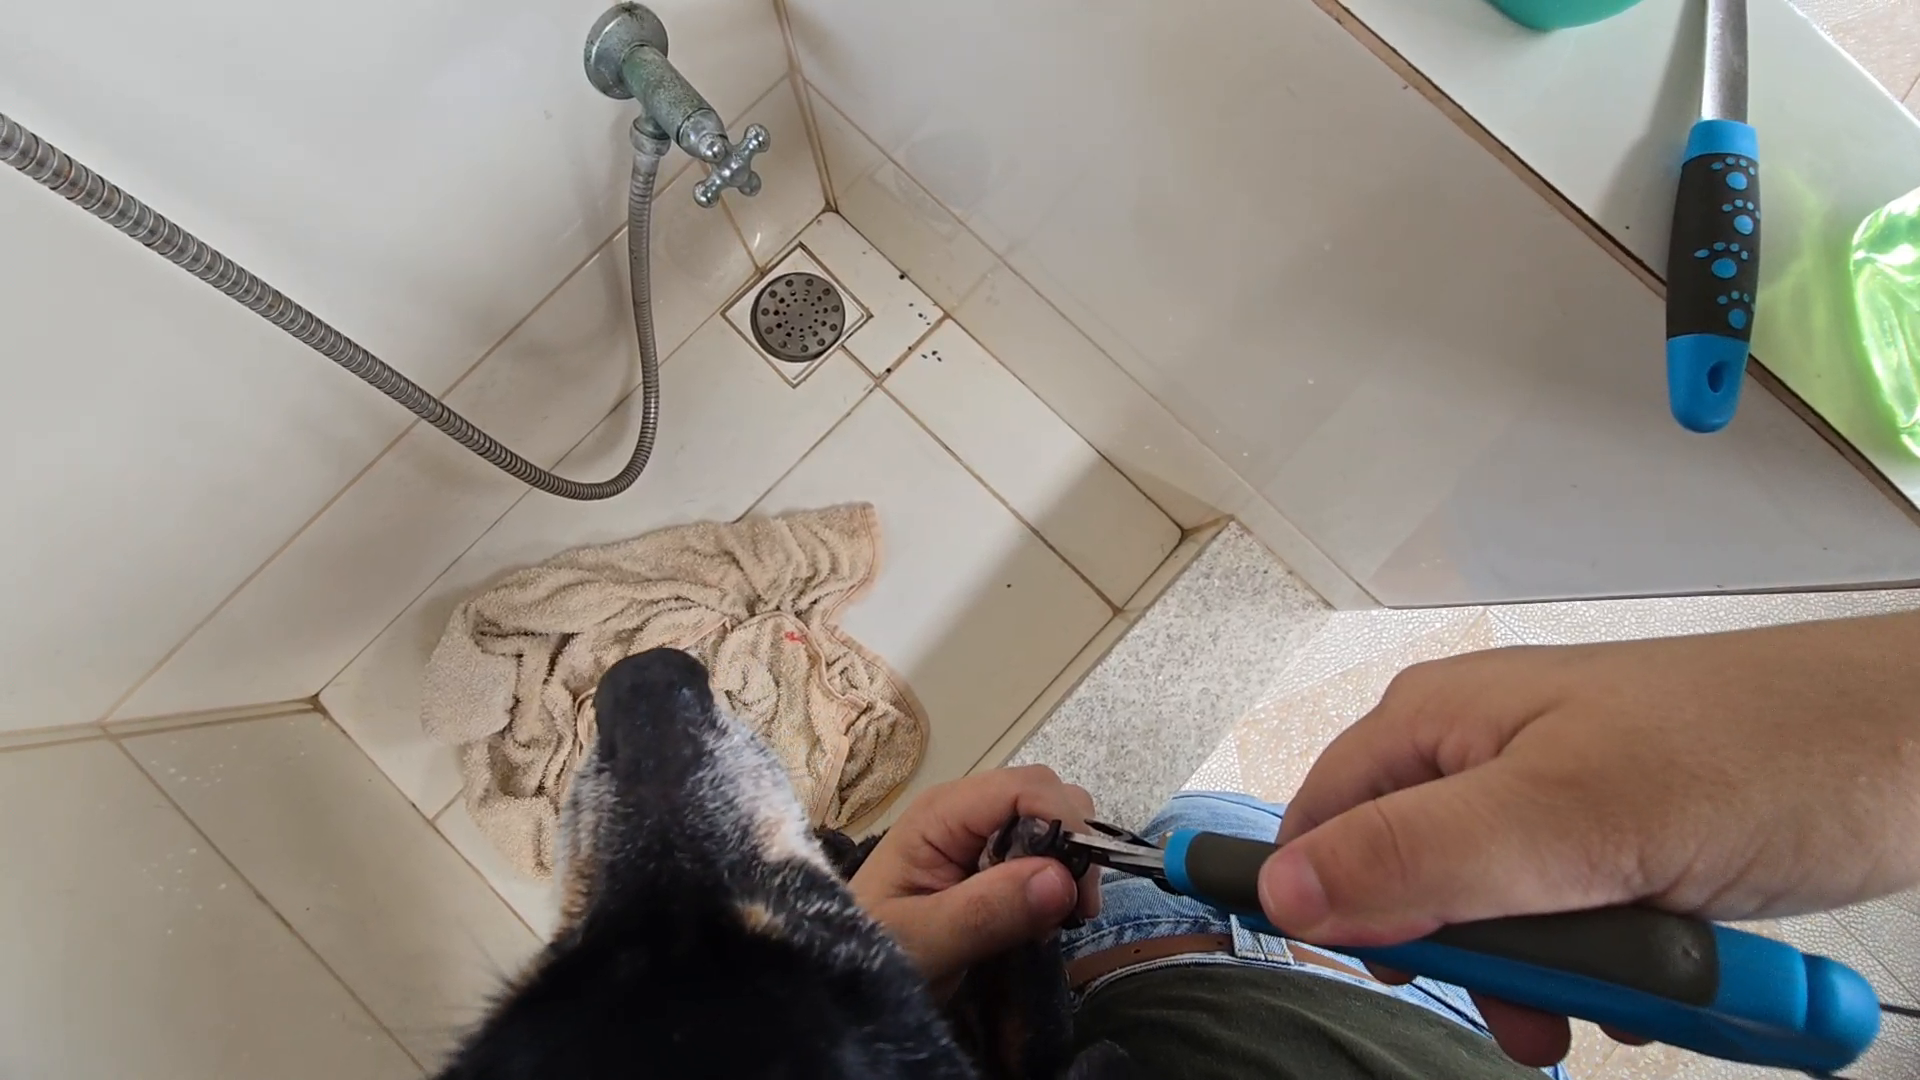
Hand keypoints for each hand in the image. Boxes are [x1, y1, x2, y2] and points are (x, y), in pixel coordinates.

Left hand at [851, 765, 1100, 995]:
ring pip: (1046, 814)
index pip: (1023, 787)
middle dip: (1071, 841)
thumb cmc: (871, 951)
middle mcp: (963, 808)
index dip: (1064, 825)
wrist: (837, 975)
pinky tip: (1041, 917)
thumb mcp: (923, 942)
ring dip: (1066, 858)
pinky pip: (1039, 844)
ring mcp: (975, 829)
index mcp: (942, 812)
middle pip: (1041, 791)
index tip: (1080, 893)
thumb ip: (986, 911)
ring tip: (1055, 918)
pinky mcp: (985, 854)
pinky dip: (1056, 874)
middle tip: (1072, 912)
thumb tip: (1062, 877)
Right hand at [1257, 611, 1919, 1064]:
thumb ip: (1415, 857)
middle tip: (1529, 1005)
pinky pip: (1540, 892)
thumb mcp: (1567, 821)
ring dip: (1531, 958)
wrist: (1917, 739)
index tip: (1401, 975)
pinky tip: (1641, 968)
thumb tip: (1282, 894)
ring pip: (1474, 887)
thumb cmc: (1744, 759)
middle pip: (1397, 858)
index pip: (1320, 818)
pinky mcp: (1583, 809)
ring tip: (1607, 1000)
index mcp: (1422, 720)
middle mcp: (1457, 741)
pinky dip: (1581, 944)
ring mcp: (1523, 774)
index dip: (1334, 899)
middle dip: (1456, 943)